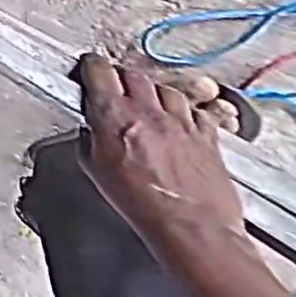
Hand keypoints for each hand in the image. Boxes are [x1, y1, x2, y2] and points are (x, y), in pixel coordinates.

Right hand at [75, 53, 247, 265]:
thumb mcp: (96, 169)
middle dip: (121, 78)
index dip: (91, 66)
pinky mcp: (206, 136)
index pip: (98, 69)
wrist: (192, 230)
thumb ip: (90, 139)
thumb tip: (90, 129)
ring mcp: (180, 122)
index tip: (89, 70)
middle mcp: (147, 111)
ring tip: (148, 107)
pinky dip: (184, 113)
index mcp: (113, 115)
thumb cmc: (143, 205)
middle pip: (132, 73)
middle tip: (115, 89)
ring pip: (165, 88)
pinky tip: (178, 124)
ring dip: (153, 93)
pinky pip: (195, 111)